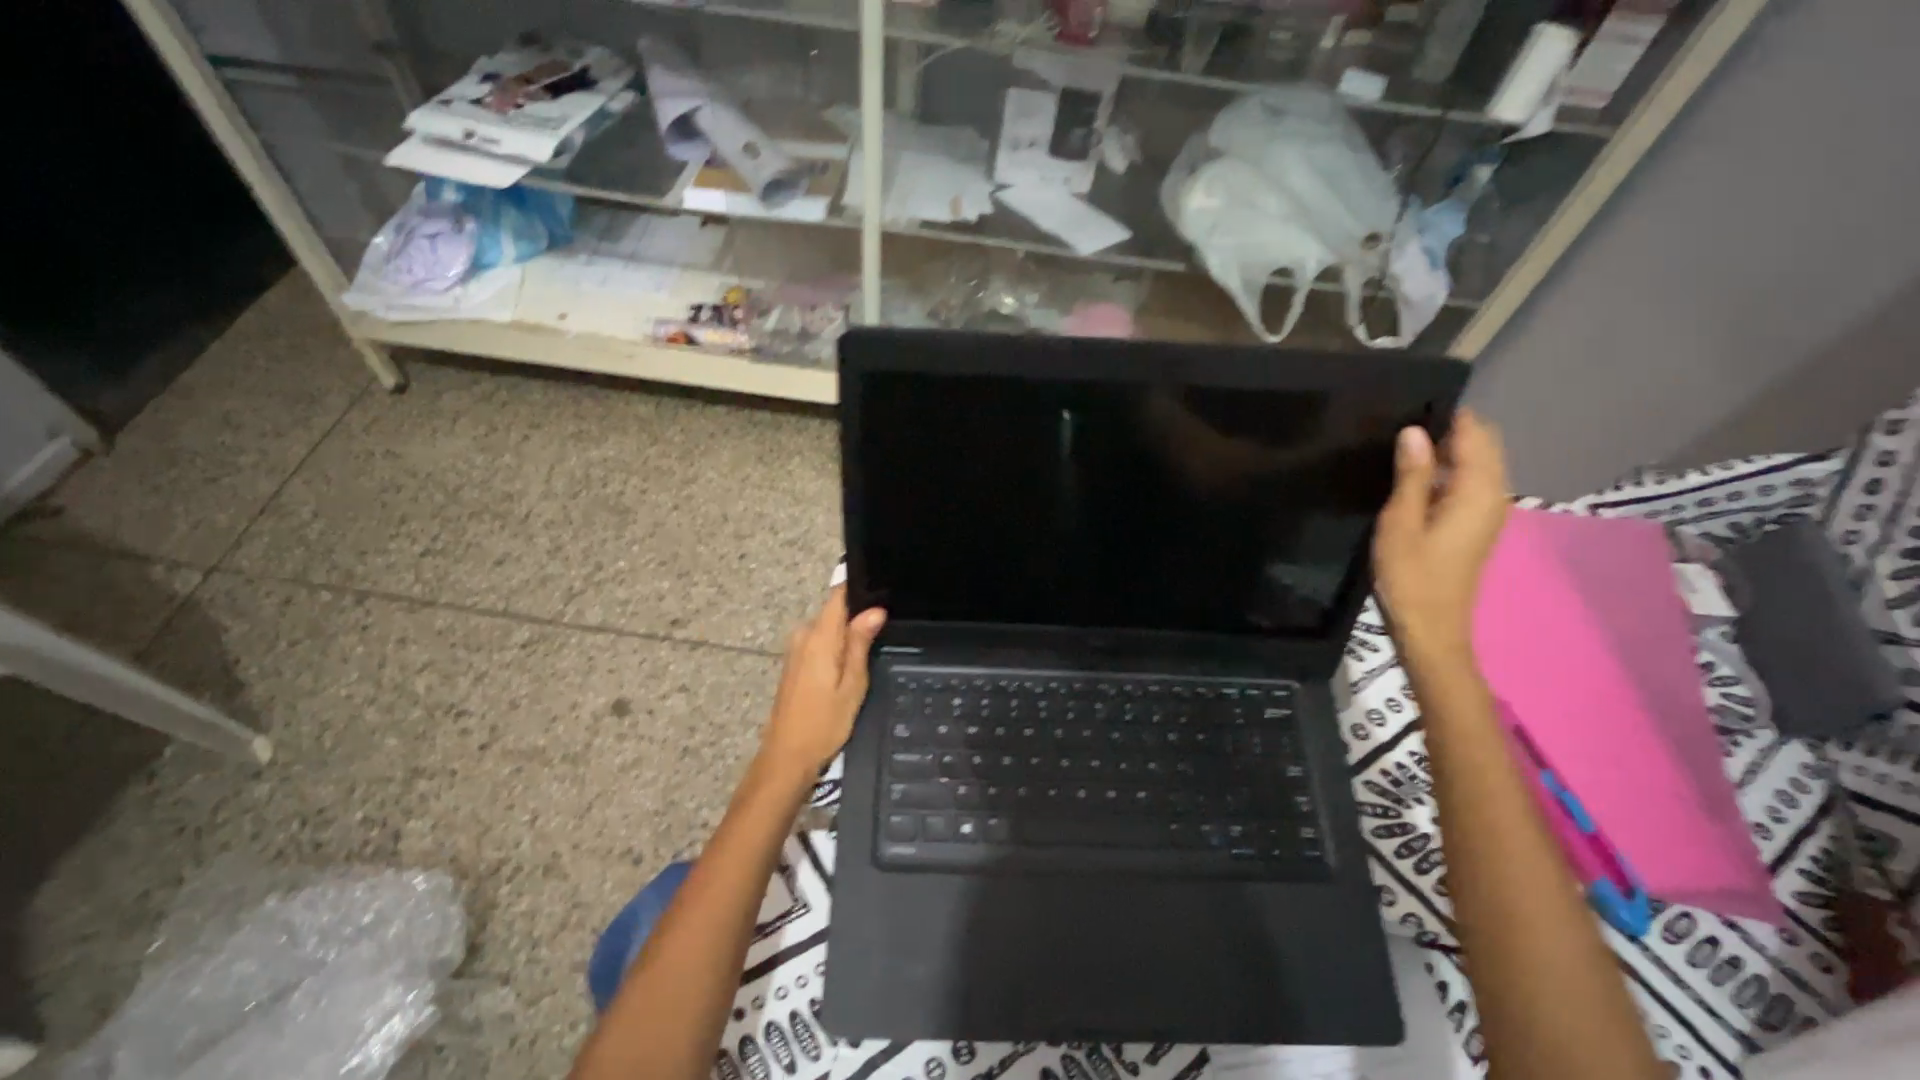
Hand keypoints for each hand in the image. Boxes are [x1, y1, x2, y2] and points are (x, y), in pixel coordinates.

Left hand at [761, 588, 887, 774]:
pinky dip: (836, 650)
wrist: (786, 756)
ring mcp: (795, 649)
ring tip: (872, 653)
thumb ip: (860, 643)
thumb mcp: (852, 684)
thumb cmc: (824, 723)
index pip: (838, 594)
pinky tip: (850, 667)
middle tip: (886, 635)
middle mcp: (803, 636)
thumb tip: (875, 611)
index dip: (861, 590)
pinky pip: (820, 644)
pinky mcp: (794, 663)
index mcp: (819, 636)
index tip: (884, 593)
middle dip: (858, 619)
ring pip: (828, 630)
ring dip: (847, 637)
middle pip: (835, 612)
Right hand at [1372, 409, 1510, 663]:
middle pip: (1482, 445)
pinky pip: (1470, 483)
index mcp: (1479, 490)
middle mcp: (1495, 494)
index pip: (1474, 433)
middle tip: (1401, 429)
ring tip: (1403, 450)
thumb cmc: (1411, 576)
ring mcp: (1490, 511)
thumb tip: (1414, 431)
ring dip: (1448, 452)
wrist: (1431, 628)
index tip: (1408, 408)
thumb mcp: (1400, 522)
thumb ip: (1410, 474)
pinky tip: (1415, 479)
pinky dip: (1449, 472)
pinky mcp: (1478, 525)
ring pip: (1477, 463)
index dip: (1446, 416)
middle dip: (1449, 431)